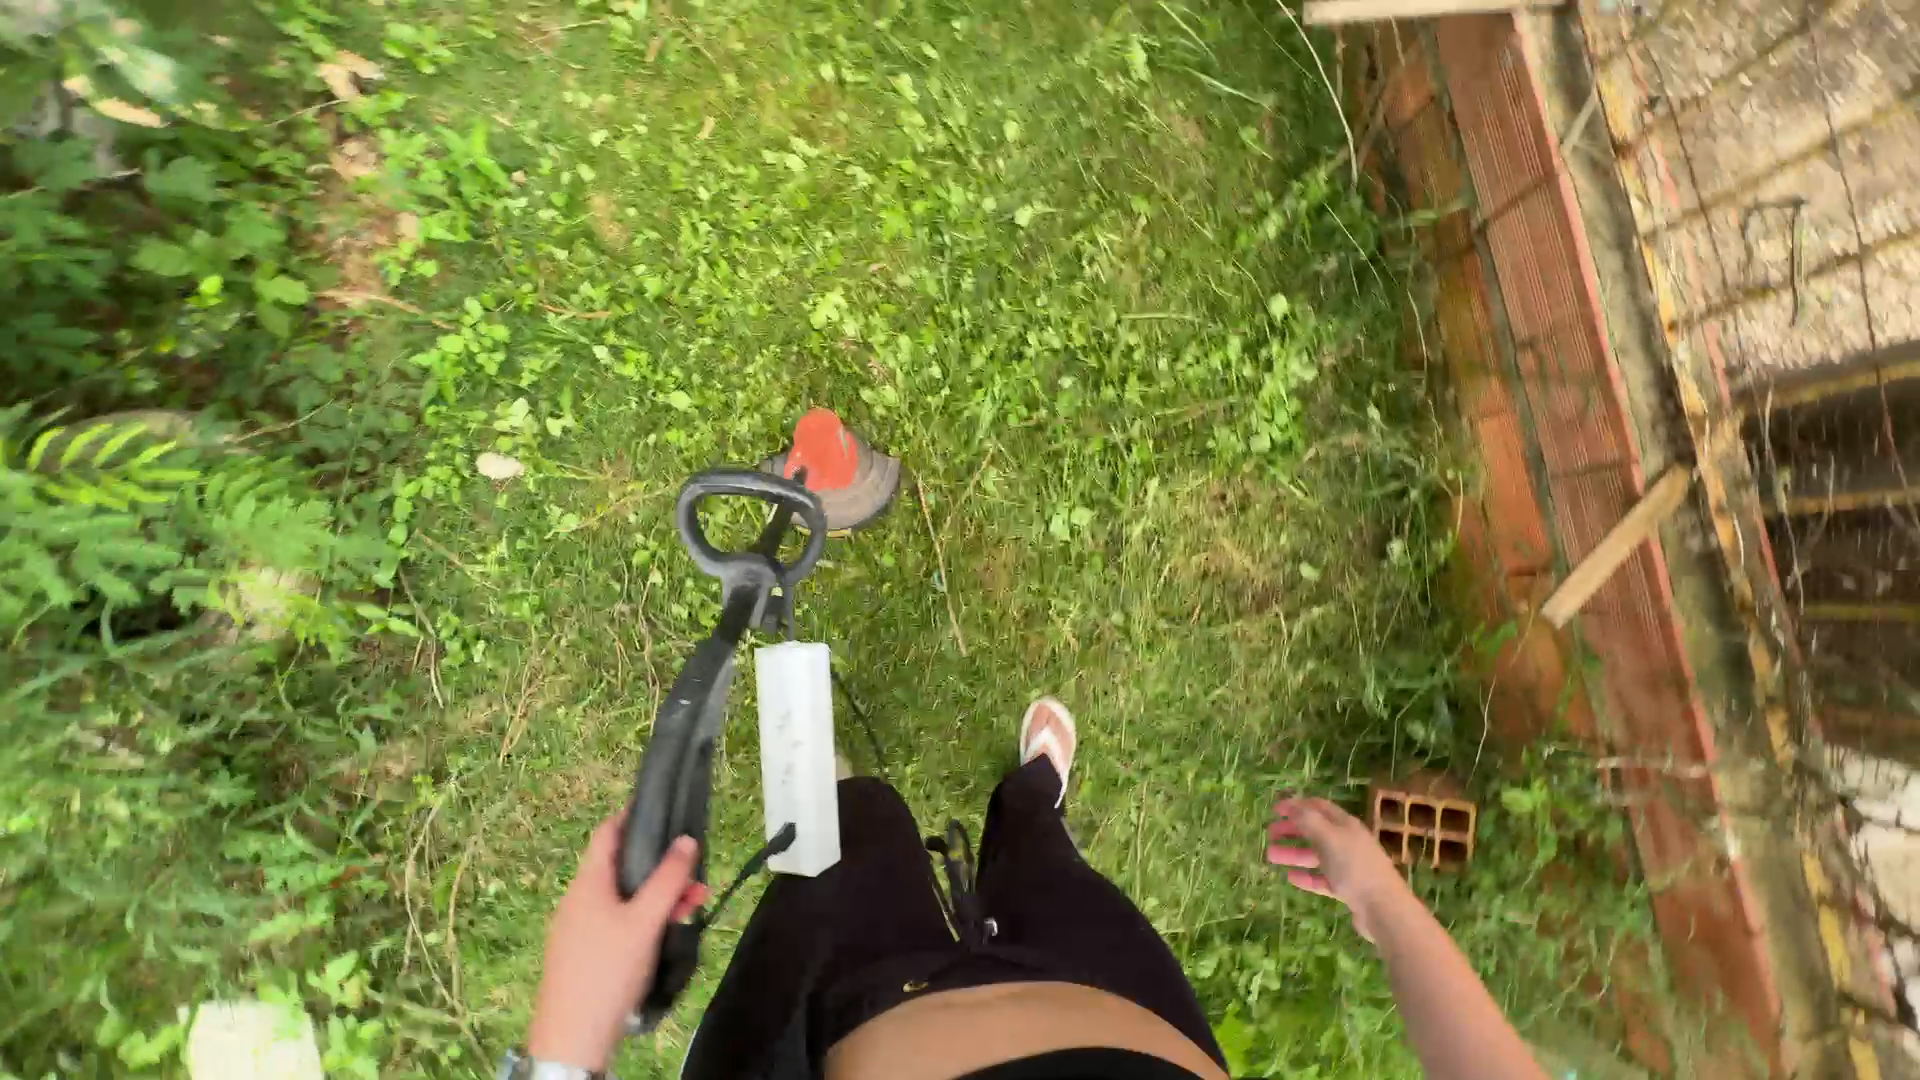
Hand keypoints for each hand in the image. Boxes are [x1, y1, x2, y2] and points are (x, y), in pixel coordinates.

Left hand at [526, 818, 707, 1069]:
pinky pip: (618, 920)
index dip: (632, 815)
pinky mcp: (584, 953)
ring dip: (659, 896)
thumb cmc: (607, 970)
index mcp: (588, 883)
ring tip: (692, 907)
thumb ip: (668, 879)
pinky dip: (644, 918)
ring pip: (625, 897)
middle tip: (695, 876)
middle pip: (624, 867)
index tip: (662, 806)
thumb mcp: (645, 921)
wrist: (570, 1042)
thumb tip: (686, 839)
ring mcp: (579, 928)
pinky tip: (667, 933)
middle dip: (662, 867)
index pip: (607, 832)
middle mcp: (579, 899)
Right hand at [1266, 796, 1409, 941]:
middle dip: (1292, 829)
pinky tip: (1291, 877)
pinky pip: (1322, 878)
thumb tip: (1291, 805)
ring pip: (1316, 855)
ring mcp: (1349, 866)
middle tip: (1270, 833)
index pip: (1317, 807)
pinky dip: (1306, 876)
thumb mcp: (1328, 837)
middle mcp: (1347, 842)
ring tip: (1271, 856)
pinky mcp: (1348, 889)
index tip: (1274, 810)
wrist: (1384, 909)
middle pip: (1315, 830)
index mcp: (1345, 825)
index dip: (1296, 805)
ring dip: (1293, 853)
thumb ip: (1307, 820)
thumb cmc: (1354, 867)